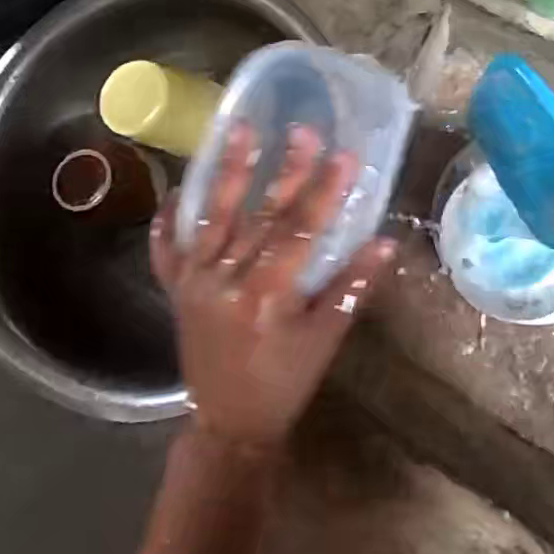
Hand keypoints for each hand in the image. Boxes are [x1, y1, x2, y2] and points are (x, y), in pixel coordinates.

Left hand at [151, 122, 397, 448]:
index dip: (324, 192)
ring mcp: (195, 281)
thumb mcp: (325, 339)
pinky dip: (170, 219)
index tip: (343, 155)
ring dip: (228, 172)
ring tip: (240, 130)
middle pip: (260, 216)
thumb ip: (352, 288)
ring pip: (213, 217)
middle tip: (302, 130)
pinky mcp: (176, 288)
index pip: (300, 232)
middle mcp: (226, 280)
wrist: (229, 423)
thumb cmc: (286, 381)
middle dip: (285, 171)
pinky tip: (177, 190)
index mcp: (267, 295)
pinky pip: (168, 247)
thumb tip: (385, 242)